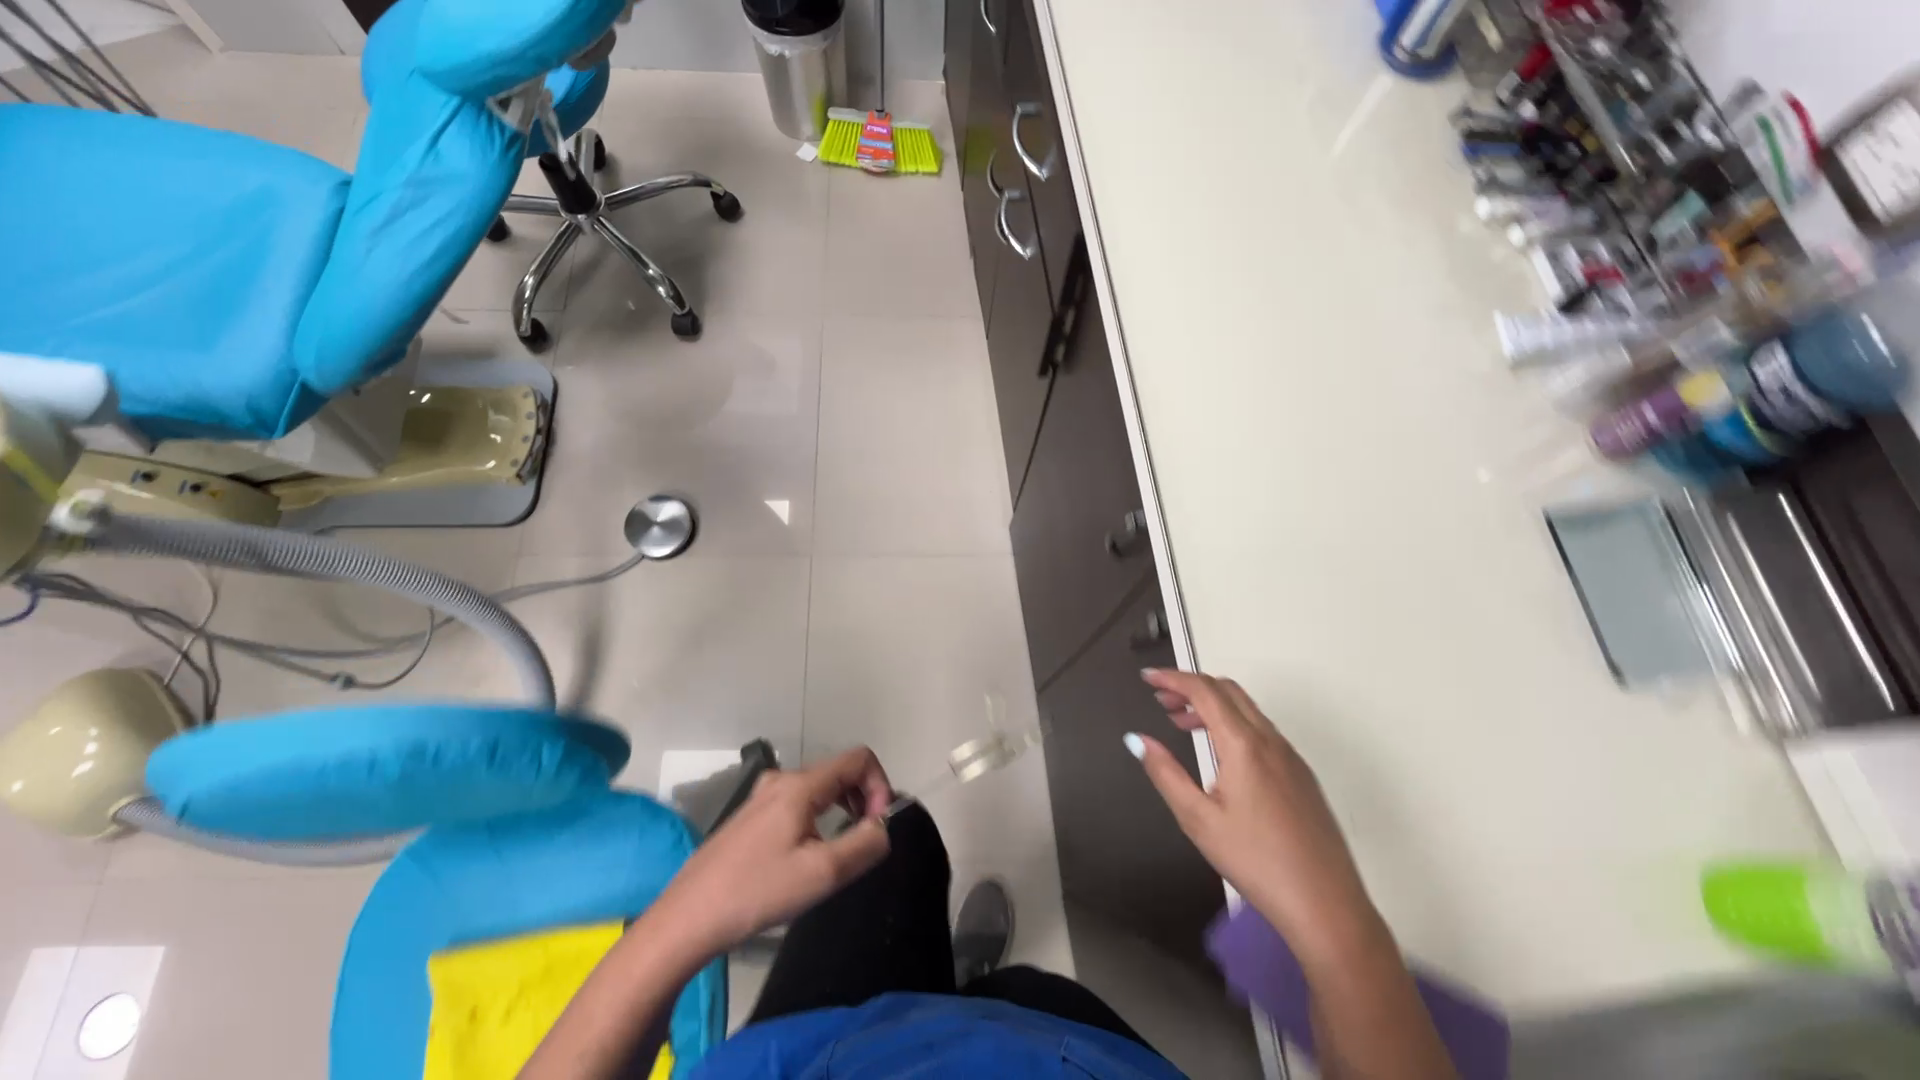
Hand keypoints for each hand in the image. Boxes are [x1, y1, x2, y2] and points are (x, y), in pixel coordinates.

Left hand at [653, 747, 894, 955]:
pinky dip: (818, 821)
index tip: (878, 828)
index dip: (881, 787)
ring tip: (839, 855)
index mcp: (800, 785)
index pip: (859, 759)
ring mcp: (761, 799)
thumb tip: (885, 826)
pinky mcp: (750, 819)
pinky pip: (798, 806)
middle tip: (865, 844)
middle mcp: (780, 781)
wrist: (689, 917)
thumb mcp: (824, 872)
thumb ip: (866, 843)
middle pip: (839, 773)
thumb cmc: (758, 891)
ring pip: (819, 791)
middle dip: (863, 801)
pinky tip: (807, 859)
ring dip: (842, 813)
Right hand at [1130, 670, 1377, 951]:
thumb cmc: (1257, 862)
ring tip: (1181, 723)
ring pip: (1248, 711)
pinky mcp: (1301, 775)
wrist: (1324, 902)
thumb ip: (1165, 773)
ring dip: (1213, 706)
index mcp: (1244, 746)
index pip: (1205, 692)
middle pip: (1229, 691)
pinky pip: (1262, 731)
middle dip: (1192, 686)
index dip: (1173, 678)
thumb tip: (1138, 740)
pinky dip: (1233, 725)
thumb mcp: (1198, 819)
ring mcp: (1291, 757)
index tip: (1148, 677)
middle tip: (1161, 697)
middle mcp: (1271, 742)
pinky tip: (1219, 754)